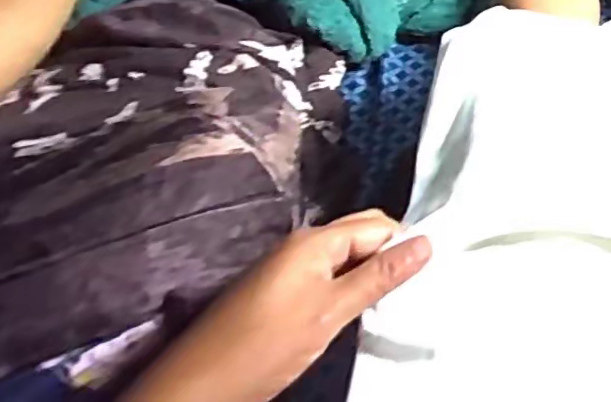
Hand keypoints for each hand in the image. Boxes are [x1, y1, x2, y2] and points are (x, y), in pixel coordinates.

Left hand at [121, 210, 432, 401]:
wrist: (182, 400)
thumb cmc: (262, 350)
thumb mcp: (329, 314)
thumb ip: (379, 276)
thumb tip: (428, 242)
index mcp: (315, 240)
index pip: (379, 226)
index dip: (401, 246)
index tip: (418, 276)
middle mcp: (301, 244)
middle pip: (361, 233)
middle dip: (385, 254)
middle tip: (402, 288)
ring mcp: (284, 268)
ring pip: (344, 256)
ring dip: (364, 273)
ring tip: (379, 302)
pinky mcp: (273, 292)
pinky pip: (324, 274)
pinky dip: (343, 286)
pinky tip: (347, 311)